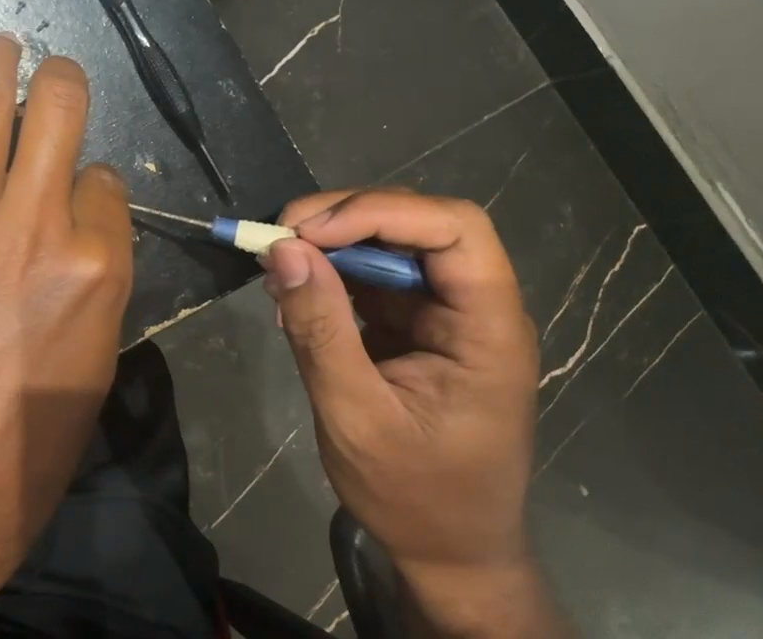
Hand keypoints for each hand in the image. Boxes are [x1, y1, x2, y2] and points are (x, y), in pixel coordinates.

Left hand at [0, 34, 134, 620]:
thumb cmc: (35, 430)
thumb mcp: (99, 349)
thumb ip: (98, 271)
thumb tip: (80, 215)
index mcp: (98, 260)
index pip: (104, 178)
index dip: (90, 177)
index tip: (71, 187)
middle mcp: (35, 223)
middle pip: (59, 111)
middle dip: (61, 77)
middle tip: (50, 69)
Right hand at [262, 188, 564, 636]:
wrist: (447, 549)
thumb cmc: (415, 494)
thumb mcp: (356, 416)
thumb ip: (321, 330)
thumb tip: (282, 251)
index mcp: (488, 330)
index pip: (455, 230)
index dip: (381, 213)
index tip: (308, 233)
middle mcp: (471, 309)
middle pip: (417, 224)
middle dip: (343, 218)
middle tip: (277, 239)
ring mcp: (441, 315)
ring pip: (387, 243)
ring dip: (327, 244)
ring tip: (275, 266)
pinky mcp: (410, 325)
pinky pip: (367, 276)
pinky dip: (324, 274)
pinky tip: (291, 295)